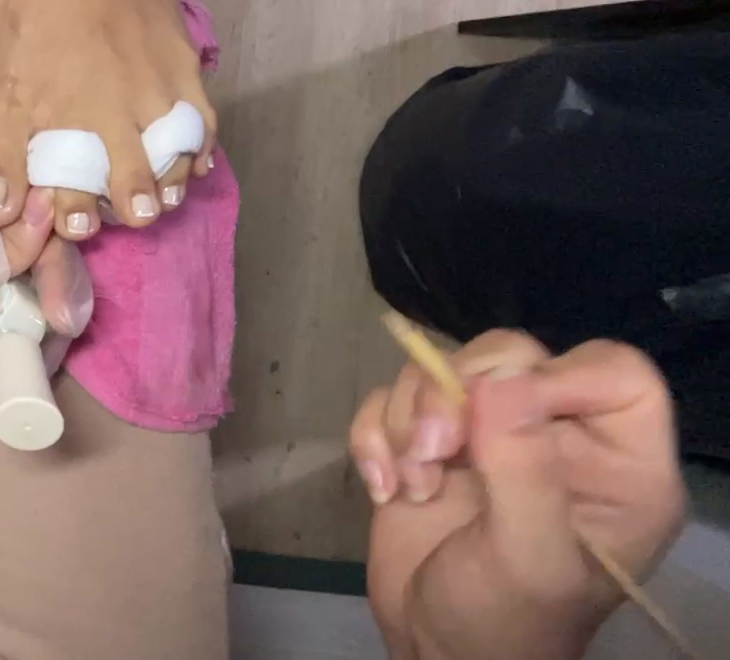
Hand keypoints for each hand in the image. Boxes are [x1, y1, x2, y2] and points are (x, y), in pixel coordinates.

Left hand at [0, 0, 216, 242]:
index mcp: (75, 128)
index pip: (84, 208)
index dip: (70, 222)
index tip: (57, 220)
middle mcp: (131, 118)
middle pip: (140, 195)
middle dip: (117, 210)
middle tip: (97, 205)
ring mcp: (166, 87)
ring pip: (176, 163)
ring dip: (158, 185)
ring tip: (138, 190)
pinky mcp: (185, 56)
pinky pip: (200, 123)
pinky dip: (190, 148)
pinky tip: (179, 153)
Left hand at [0, 192, 92, 494]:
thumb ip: (3, 246)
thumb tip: (45, 196)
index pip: (22, 205)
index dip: (53, 221)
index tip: (77, 243)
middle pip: (43, 247)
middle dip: (59, 279)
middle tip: (62, 320)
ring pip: (47, 288)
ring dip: (59, 311)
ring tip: (55, 337)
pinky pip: (39, 325)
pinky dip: (48, 339)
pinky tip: (44, 356)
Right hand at [349, 330, 686, 658]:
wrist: (434, 643)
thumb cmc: (506, 618)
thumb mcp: (526, 557)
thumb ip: (525, 473)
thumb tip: (502, 383)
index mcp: (615, 467)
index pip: (612, 374)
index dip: (555, 376)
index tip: (496, 412)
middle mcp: (550, 437)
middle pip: (506, 356)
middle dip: (449, 396)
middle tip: (433, 451)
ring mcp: (479, 435)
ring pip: (432, 371)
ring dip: (404, 423)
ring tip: (409, 484)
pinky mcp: (418, 437)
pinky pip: (384, 397)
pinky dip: (371, 435)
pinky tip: (384, 485)